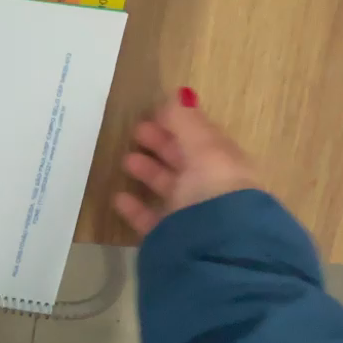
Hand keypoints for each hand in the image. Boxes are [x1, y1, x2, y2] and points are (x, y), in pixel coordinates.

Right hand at [113, 90, 258, 235]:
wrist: (214, 248)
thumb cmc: (214, 190)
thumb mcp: (204, 149)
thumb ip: (187, 124)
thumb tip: (177, 95)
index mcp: (224, 164)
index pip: (202, 139)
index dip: (179, 124)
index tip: (154, 113)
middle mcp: (210, 188)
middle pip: (184, 162)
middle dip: (162, 144)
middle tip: (135, 131)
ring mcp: (191, 214)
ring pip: (167, 188)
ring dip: (147, 172)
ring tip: (125, 160)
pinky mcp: (171, 238)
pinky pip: (150, 219)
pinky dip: (135, 207)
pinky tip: (118, 198)